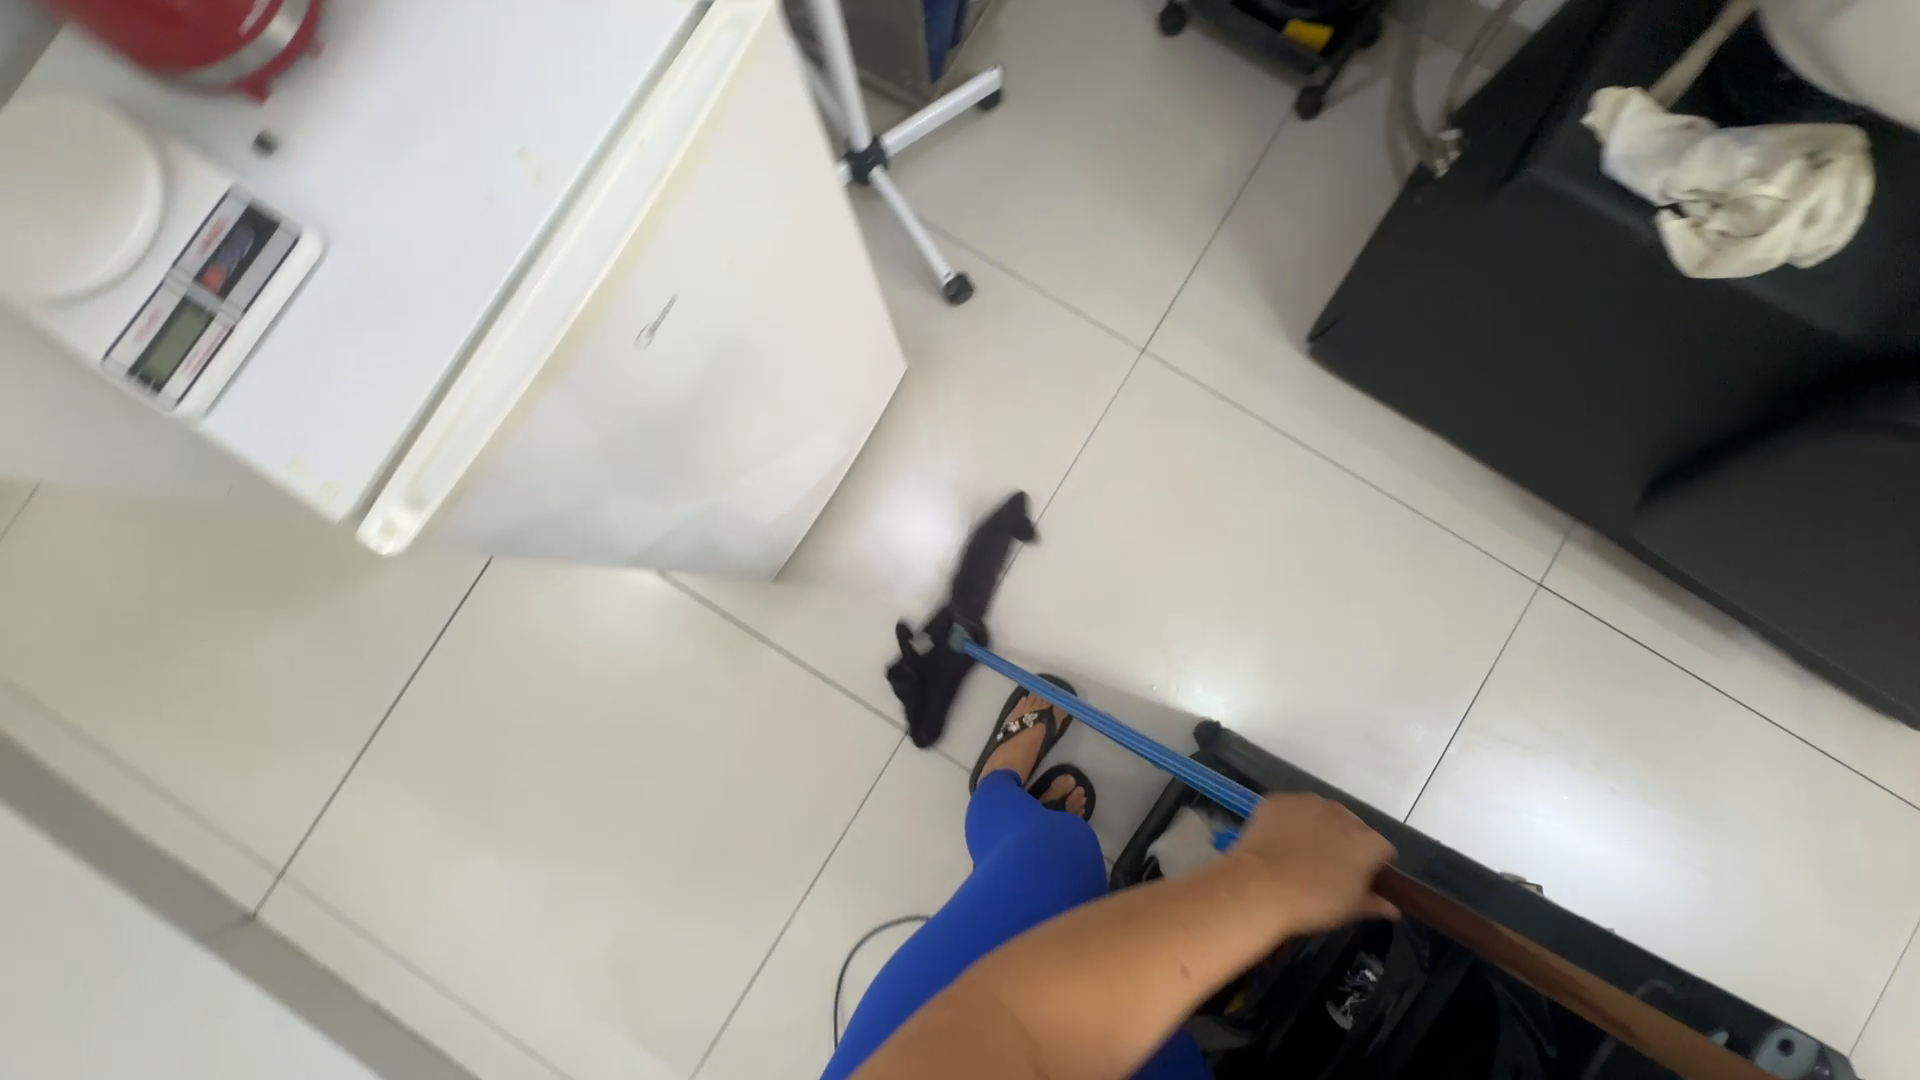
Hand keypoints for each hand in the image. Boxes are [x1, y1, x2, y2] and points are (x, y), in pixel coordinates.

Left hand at [1228, 794, 1398, 933]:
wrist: (1261, 885)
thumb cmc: (1314, 902)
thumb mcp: (1351, 909)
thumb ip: (1375, 903)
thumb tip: (1392, 908)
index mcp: (1367, 841)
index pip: (1382, 849)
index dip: (1375, 865)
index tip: (1362, 879)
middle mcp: (1341, 813)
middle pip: (1352, 826)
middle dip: (1346, 842)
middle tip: (1329, 866)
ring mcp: (1307, 802)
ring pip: (1321, 813)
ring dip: (1318, 827)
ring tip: (1301, 852)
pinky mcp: (1278, 800)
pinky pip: (1291, 808)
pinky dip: (1289, 820)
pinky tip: (1279, 840)